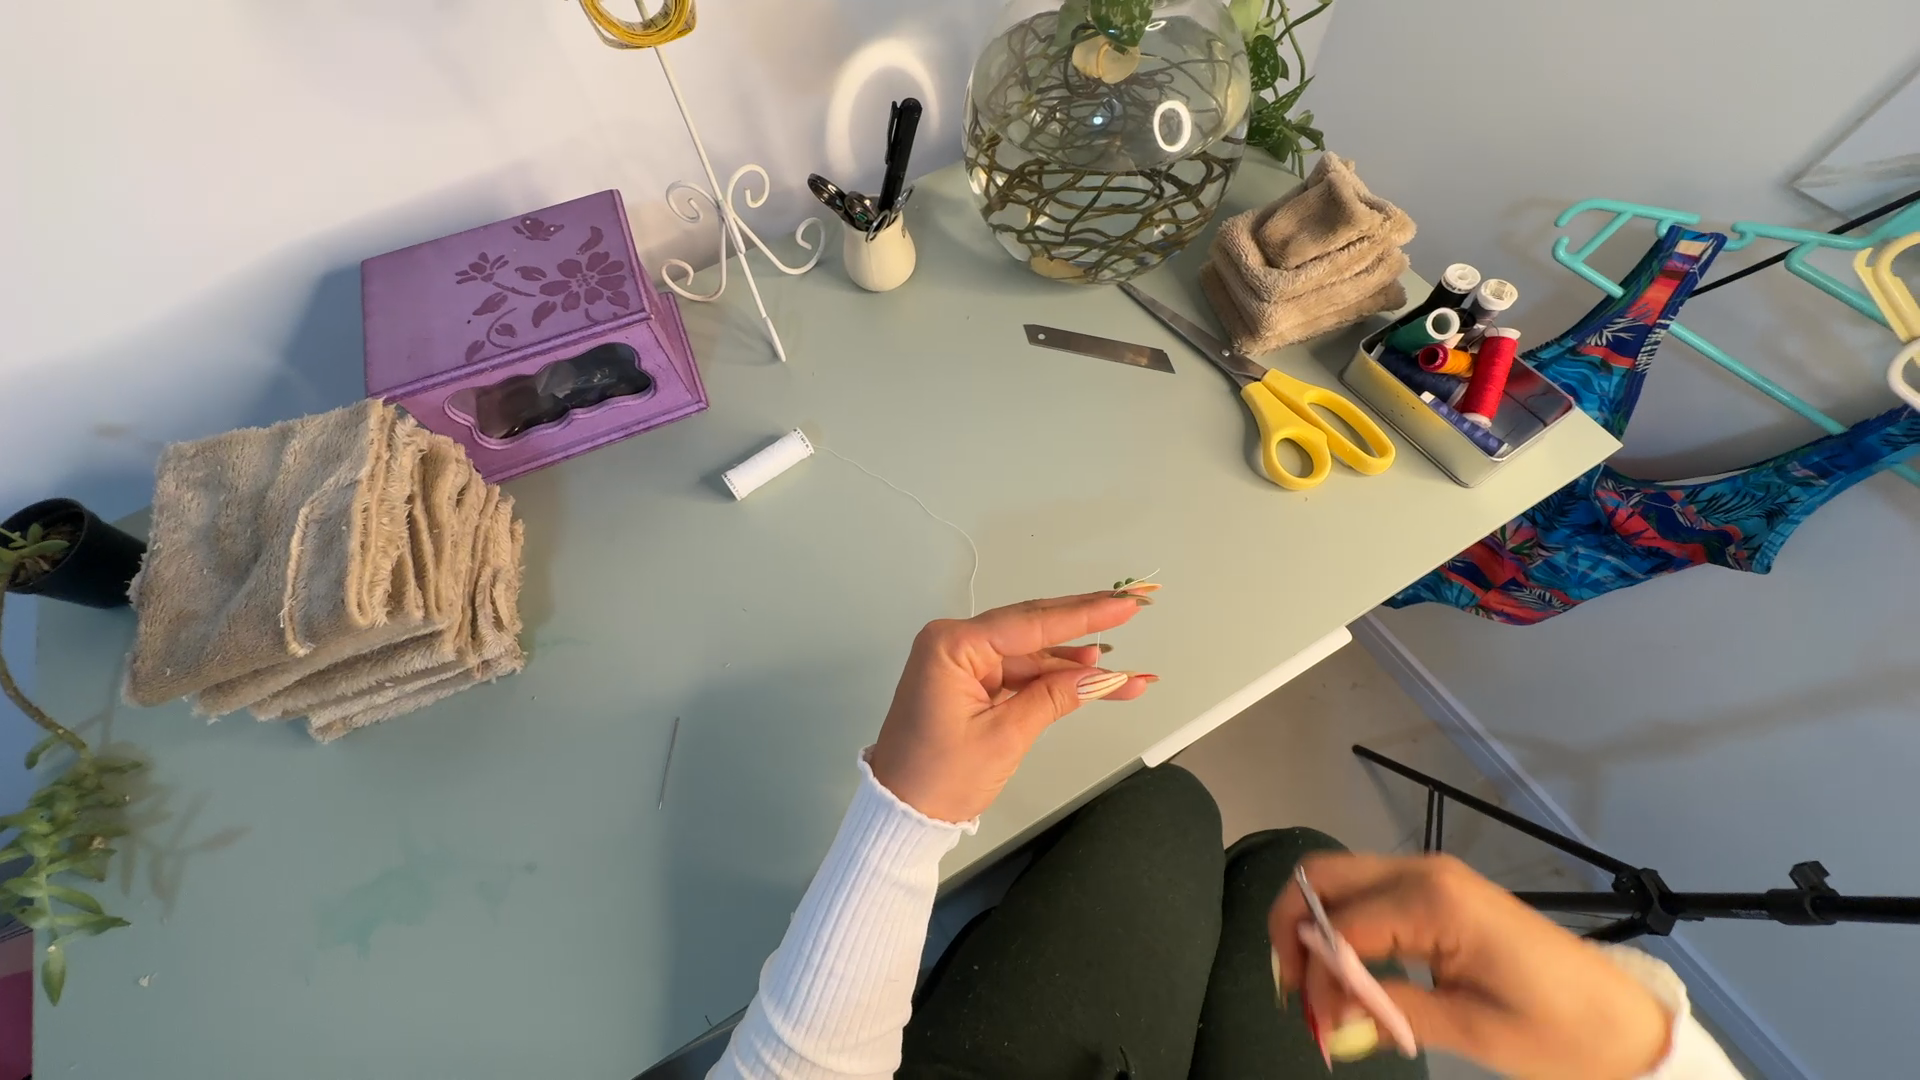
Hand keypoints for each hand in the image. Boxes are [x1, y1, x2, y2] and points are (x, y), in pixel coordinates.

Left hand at [869, 590, 1157, 822]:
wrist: (902, 813)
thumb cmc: (941, 777)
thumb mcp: (1005, 736)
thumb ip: (1054, 697)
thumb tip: (1103, 676)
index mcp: (953, 645)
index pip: (1029, 623)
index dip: (1083, 615)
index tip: (1124, 606)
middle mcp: (956, 642)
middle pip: (1032, 628)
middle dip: (1084, 626)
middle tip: (1131, 611)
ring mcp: (964, 662)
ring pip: (1031, 654)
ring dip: (1076, 665)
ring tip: (1127, 672)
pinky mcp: (971, 682)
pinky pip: (1020, 673)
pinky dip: (1054, 680)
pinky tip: (1093, 680)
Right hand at [1272, 854, 1673, 1079]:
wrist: (1631, 1024)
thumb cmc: (1564, 1035)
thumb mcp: (1476, 1031)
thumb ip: (1392, 1012)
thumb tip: (1327, 1018)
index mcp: (1434, 900)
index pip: (1341, 925)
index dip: (1317, 972)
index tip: (1316, 1023)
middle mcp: (1420, 871)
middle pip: (1321, 876)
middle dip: (1292, 926)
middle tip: (1292, 985)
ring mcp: (1424, 875)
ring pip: (1334, 880)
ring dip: (1311, 924)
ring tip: (1313, 983)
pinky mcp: (1430, 889)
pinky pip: (1362, 894)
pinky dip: (1339, 925)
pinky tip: (1343, 969)